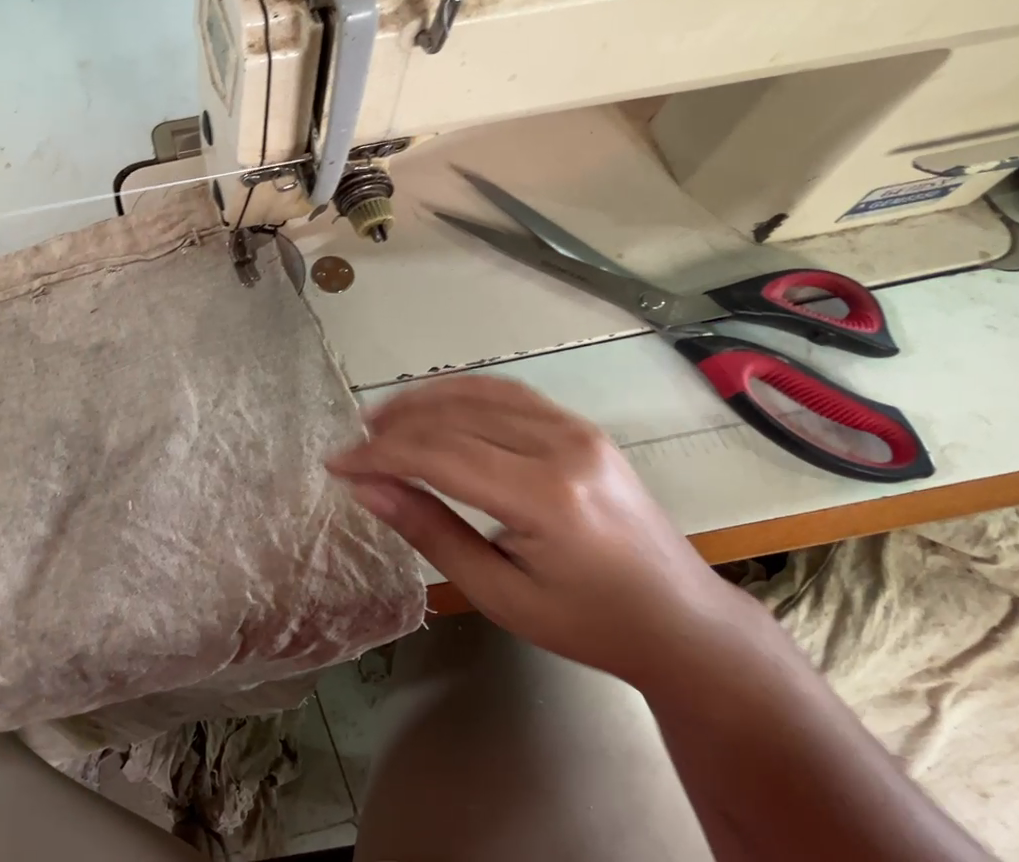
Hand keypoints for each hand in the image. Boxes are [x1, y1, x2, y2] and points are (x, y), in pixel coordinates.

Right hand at [326, 375, 745, 684]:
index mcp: (546, 498)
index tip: (337, 466)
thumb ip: (430, 532)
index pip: (438, 454)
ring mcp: (578, 430)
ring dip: (420, 402)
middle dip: (392, 428)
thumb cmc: (588, 624)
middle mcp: (563, 447)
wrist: (682, 622)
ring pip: (478, 393)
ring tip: (378, 421)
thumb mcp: (499, 594)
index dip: (379, 455)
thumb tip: (367, 489)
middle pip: (454, 417)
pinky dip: (459, 394)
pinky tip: (431, 408)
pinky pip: (507, 394)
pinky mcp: (582, 427)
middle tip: (352, 449)